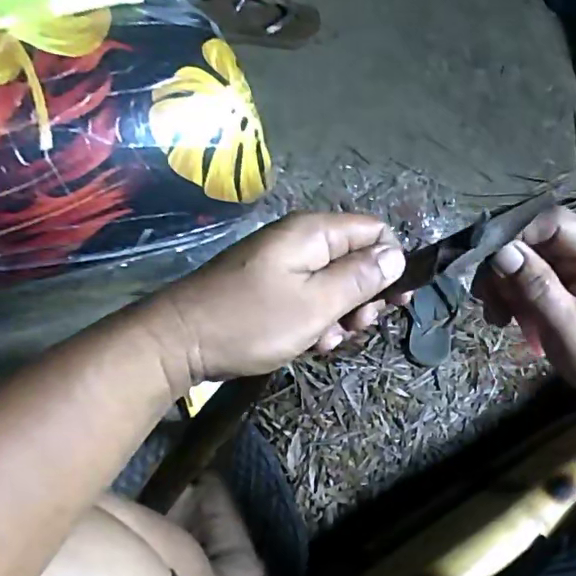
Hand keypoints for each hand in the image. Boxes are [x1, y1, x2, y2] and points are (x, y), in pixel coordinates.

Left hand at [153, 212, 406, 380]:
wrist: (179, 343)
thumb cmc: (252, 321)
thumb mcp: (317, 303)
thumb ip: (361, 278)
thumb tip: (397, 255)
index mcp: (313, 233)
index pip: (375, 231)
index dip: (391, 264)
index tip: (395, 301)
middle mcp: (301, 241)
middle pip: (357, 260)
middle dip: (366, 296)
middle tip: (358, 327)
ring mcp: (284, 265)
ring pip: (336, 284)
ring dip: (342, 316)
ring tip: (326, 341)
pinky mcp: (272, 287)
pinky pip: (311, 298)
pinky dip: (318, 321)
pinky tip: (309, 344)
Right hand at [476, 207, 575, 406]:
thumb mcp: (569, 327)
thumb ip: (538, 287)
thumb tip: (501, 251)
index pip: (555, 222)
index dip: (518, 233)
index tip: (489, 260)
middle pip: (532, 237)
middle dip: (504, 264)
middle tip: (487, 296)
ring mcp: (568, 267)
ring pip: (520, 255)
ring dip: (500, 283)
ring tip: (498, 315)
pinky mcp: (554, 282)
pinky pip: (520, 275)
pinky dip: (505, 294)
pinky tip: (503, 318)